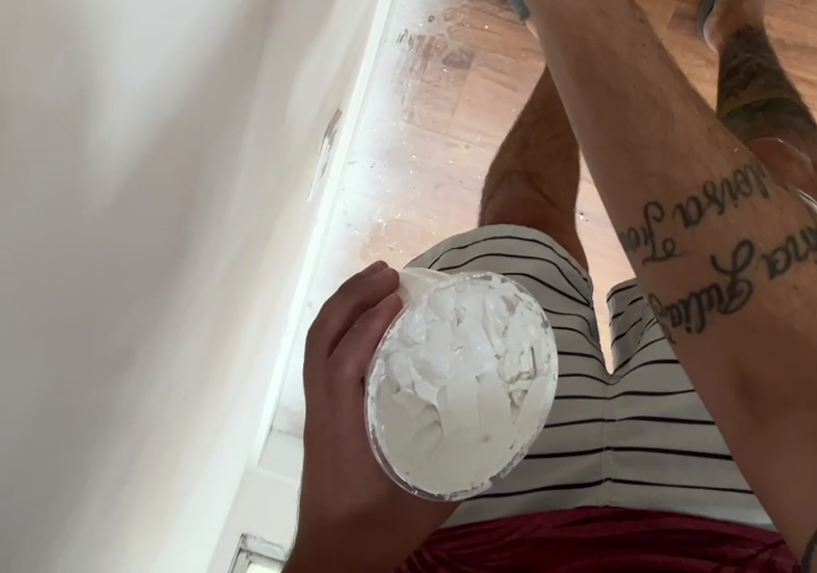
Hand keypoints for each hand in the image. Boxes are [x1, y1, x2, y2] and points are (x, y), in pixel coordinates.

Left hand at [286, 262, 457, 572]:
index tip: (397, 299)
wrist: (332, 559)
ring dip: (344, 302)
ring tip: (376, 277)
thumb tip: (500, 420)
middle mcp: (322, 409)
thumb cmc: (375, 532)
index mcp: (342, 428)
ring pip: (317, 341)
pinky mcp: (318, 409)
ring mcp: (315, 408)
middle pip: (322, 338)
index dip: (367, 326)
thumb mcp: (425, 498)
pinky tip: (365, 313)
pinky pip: (321, 351)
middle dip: (352, 296)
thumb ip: (459, 460)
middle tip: (389, 272)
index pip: (344, 364)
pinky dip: (340, 321)